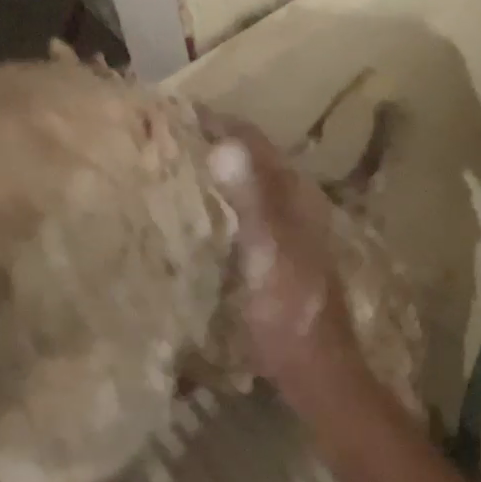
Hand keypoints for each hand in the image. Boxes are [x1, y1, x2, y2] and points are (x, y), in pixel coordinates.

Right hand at [200, 113, 364, 392]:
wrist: (314, 368)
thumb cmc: (290, 308)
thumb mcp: (267, 249)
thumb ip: (251, 196)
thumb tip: (225, 143)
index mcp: (293, 193)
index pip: (253, 139)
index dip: (218, 122)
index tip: (175, 113)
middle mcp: (292, 201)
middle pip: (250, 156)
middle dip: (213, 140)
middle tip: (166, 134)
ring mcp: (285, 226)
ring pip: (246, 180)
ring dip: (216, 167)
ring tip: (174, 163)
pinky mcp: (274, 250)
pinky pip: (241, 207)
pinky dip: (218, 197)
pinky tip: (194, 209)